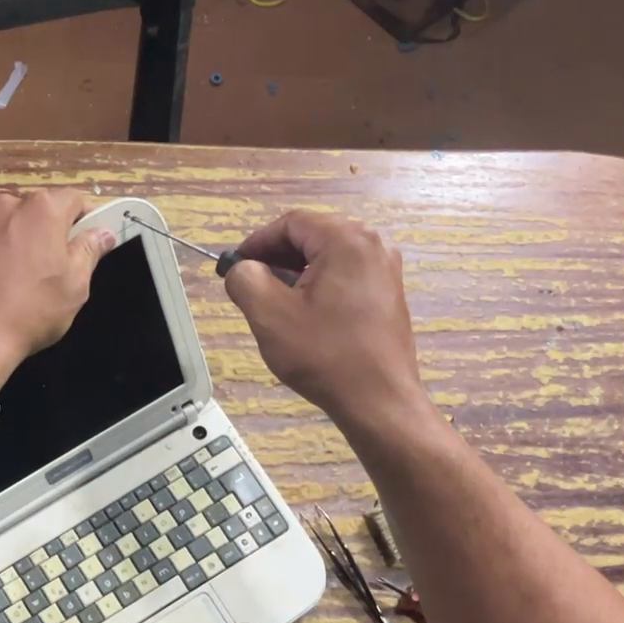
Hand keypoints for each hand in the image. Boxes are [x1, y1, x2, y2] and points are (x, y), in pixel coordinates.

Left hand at [0, 191, 115, 392]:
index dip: (83, 220)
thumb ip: (89, 251)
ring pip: (1, 227)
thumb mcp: (76, 286)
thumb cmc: (33, 311)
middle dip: (43, 232)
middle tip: (47, 268)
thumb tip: (102, 232)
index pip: (73, 200)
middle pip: (33, 211)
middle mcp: (4, 207)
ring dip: (10, 243)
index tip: (85, 243)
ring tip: (11, 280)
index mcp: (42, 209)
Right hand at [224, 212, 435, 444]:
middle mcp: (373, 245)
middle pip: (312, 236)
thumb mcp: (270, 317)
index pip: (292, 223)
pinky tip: (304, 317)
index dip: (257, 242)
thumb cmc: (324, 356)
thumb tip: (241, 268)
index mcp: (346, 240)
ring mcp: (386, 270)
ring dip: (296, 274)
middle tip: (251, 285)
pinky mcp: (388, 294)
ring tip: (274, 305)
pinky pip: (345, 276)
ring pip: (328, 258)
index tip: (235, 266)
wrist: (377, 399)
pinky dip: (319, 287)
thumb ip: (245, 280)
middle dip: (276, 258)